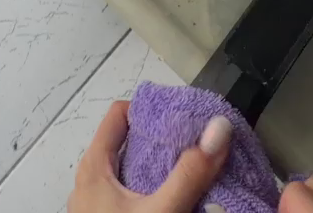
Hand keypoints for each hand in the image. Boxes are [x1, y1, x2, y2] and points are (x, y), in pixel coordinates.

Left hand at [67, 101, 232, 212]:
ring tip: (194, 169)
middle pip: (129, 142)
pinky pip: (132, 196)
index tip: (184, 116)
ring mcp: (98, 207)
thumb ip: (190, 173)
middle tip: (197, 142)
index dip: (152, 109)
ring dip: (162, 168)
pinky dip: (155, 191)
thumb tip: (220, 127)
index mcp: (94, 167)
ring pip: (132, 171)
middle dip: (164, 140)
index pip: (121, 114)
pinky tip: (181, 201)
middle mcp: (92, 182)